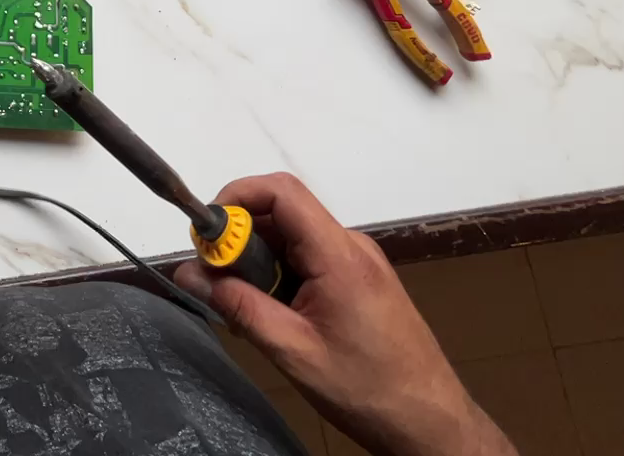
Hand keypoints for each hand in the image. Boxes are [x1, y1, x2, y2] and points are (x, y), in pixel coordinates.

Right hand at [174, 174, 514, 455]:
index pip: (281, 192)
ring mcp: (357, 261)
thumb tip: (185, 273)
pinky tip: (272, 311)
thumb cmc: (368, 391)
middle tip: (216, 276)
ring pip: (290, 235)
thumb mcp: (292, 351)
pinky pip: (306, 255)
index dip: (236, 196)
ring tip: (243, 303)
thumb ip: (236, 305)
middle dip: (239, 236)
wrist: (438, 431)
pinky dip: (277, 272)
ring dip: (256, 258)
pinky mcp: (359, 278)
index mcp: (339, 255)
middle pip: (280, 212)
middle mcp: (349, 246)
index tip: (208, 233)